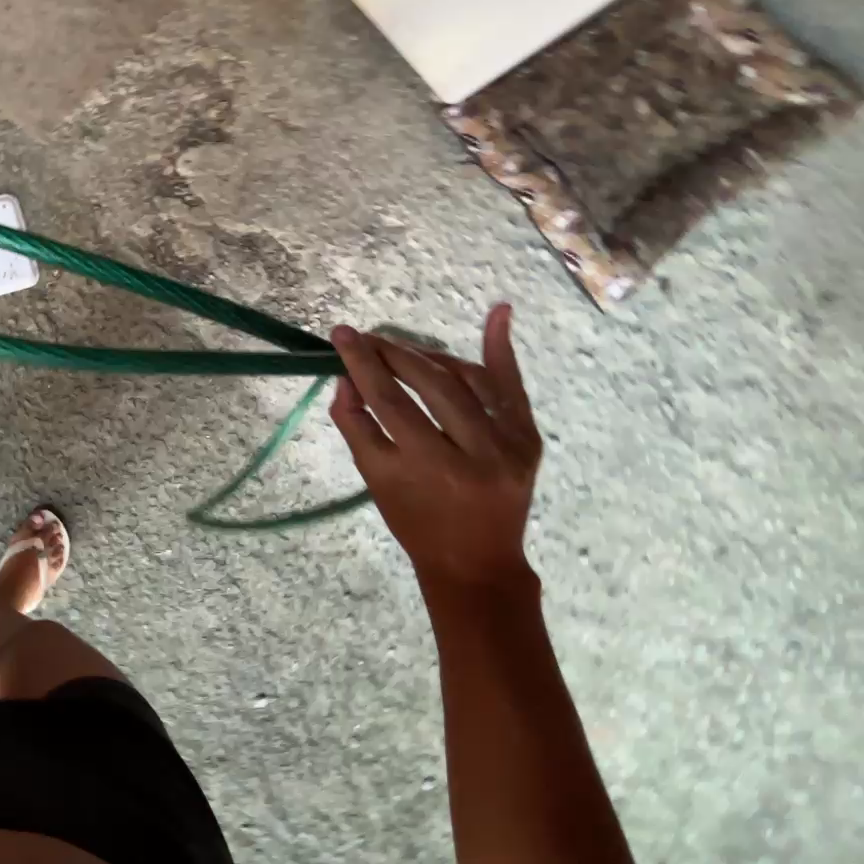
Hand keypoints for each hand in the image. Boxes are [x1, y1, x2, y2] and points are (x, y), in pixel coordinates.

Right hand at [329, 304, 543, 589]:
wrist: (477, 560)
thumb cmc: (413, 521)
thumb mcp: (374, 478)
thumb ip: (356, 424)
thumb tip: (348, 377)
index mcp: (426, 467)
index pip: (387, 401)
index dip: (361, 363)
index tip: (342, 335)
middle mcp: (473, 453)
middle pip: (428, 385)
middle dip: (392, 354)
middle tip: (366, 337)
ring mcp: (509, 445)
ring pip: (466, 381)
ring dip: (428, 357)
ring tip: (398, 348)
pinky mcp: (530, 441)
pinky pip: (511, 389)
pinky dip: (500, 351)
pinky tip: (498, 314)